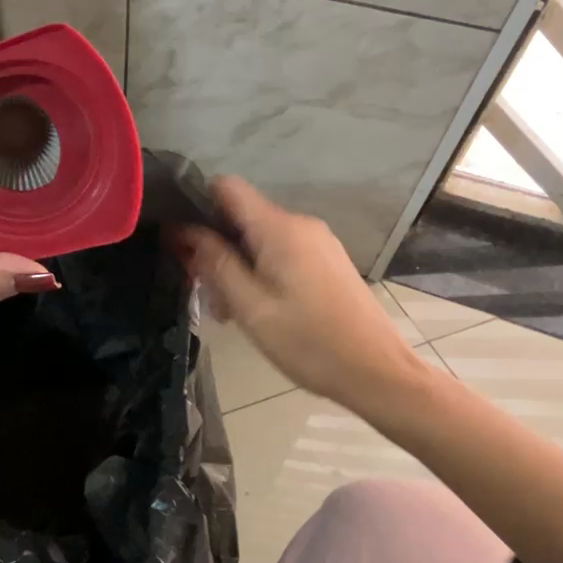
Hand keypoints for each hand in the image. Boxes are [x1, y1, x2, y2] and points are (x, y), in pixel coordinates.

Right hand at [172, 176, 422, 405]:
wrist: (381, 375)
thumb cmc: (310, 342)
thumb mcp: (250, 306)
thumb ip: (215, 262)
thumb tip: (183, 230)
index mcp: (279, 228)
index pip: (225, 187)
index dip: (196, 203)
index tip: (181, 240)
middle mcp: (299, 224)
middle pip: (240, 216)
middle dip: (214, 246)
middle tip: (203, 289)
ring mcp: (317, 242)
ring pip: (259, 238)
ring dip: (236, 265)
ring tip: (230, 310)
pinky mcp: (327, 261)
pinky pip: (281, 252)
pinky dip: (260, 271)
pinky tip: (257, 308)